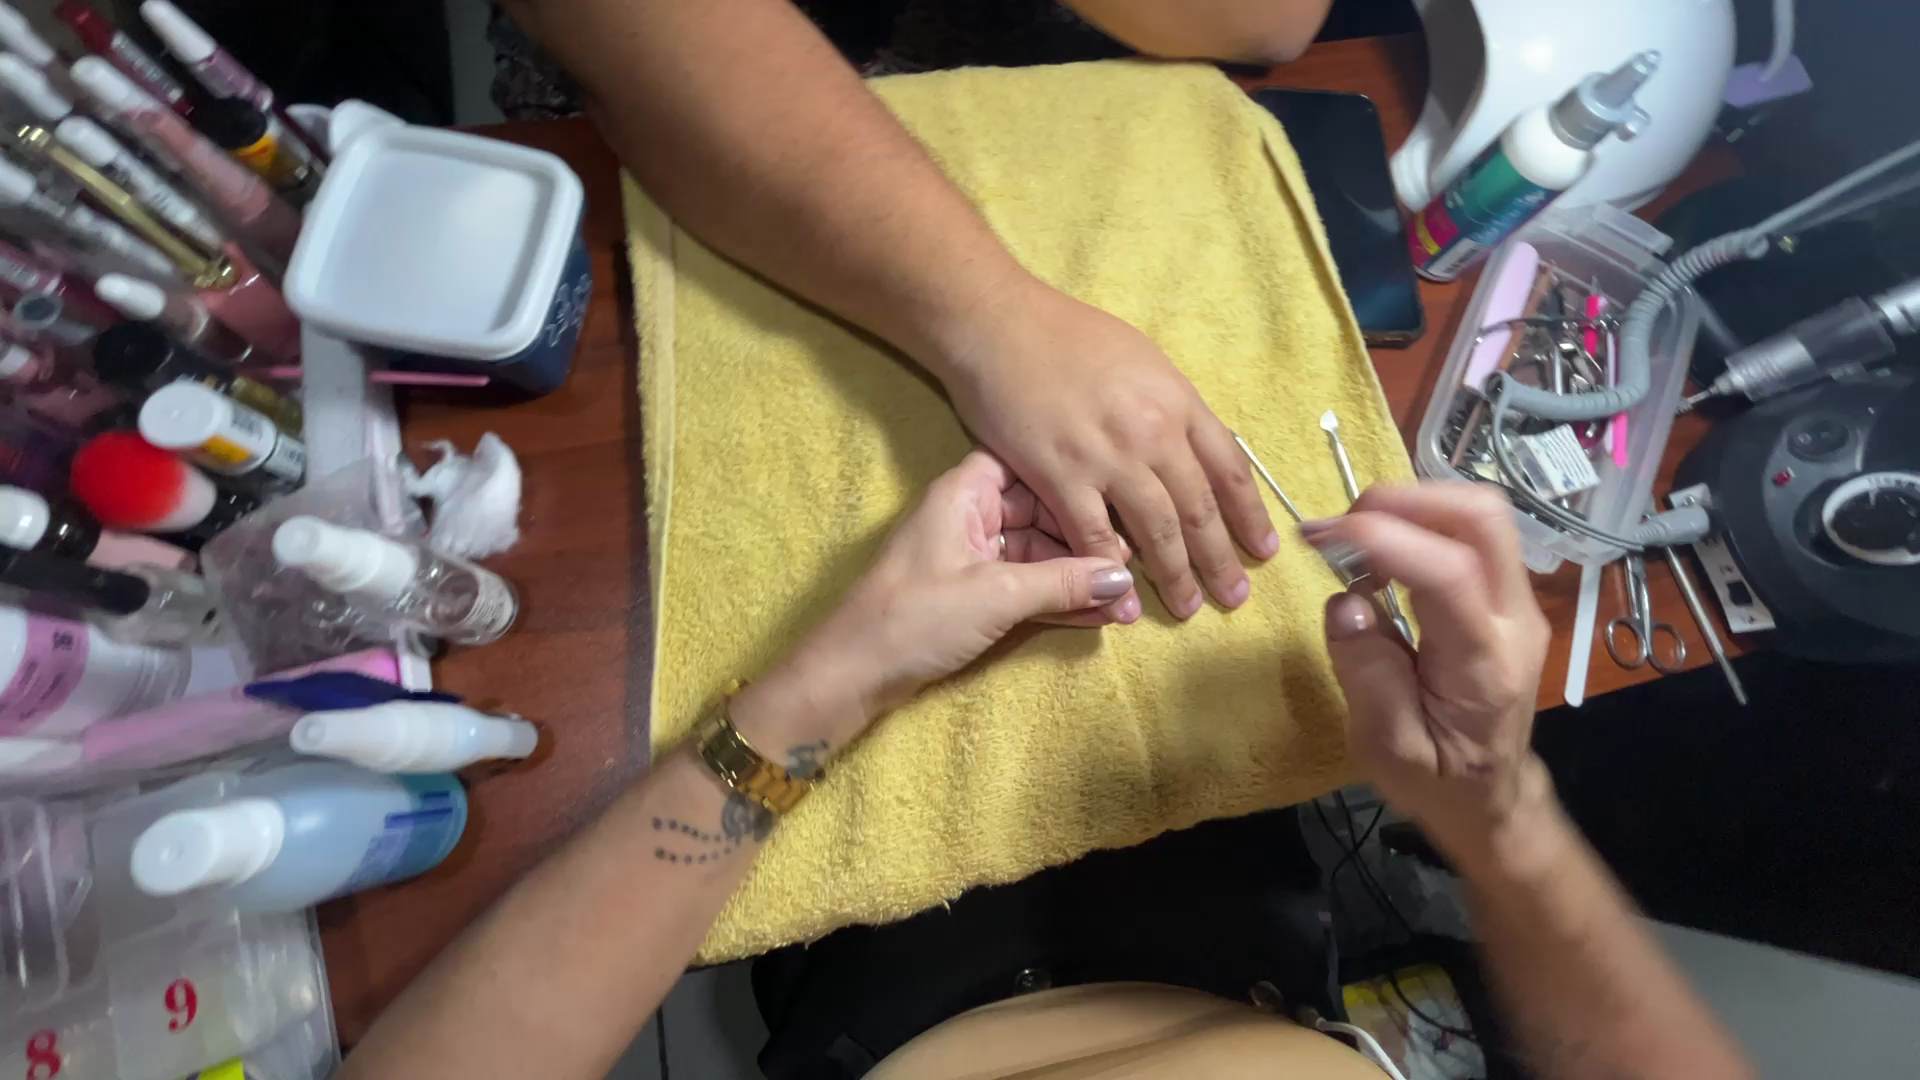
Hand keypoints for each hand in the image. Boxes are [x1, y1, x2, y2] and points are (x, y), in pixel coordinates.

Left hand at [770, 450, 1133, 743]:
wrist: (855, 674)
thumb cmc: (916, 617)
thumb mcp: (996, 595)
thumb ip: (1063, 582)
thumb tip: (1124, 578)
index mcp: (965, 493)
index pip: (1028, 465)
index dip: (1072, 479)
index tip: (1118, 500)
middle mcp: (971, 515)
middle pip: (1041, 514)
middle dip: (1086, 545)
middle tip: (1135, 570)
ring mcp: (973, 556)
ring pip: (1038, 555)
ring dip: (1078, 580)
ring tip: (1127, 605)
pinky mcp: (974, 593)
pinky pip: (1027, 585)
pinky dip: (1057, 599)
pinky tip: (1099, 616)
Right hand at [937, 285, 1278, 621]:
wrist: (999, 324)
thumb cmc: (1066, 334)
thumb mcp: (1139, 359)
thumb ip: (1167, 406)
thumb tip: (1187, 445)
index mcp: (1177, 400)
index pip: (1229, 468)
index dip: (1249, 515)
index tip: (1262, 549)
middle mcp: (1152, 432)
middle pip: (1199, 508)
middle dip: (1221, 559)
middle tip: (1235, 597)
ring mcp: (1107, 456)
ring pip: (1156, 529)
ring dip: (1175, 575)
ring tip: (1190, 608)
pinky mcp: (1059, 474)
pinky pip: (1091, 533)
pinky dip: (1108, 568)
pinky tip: (1122, 598)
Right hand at [1303, 483, 1552, 861]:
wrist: (1491, 795)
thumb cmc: (1436, 778)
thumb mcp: (1387, 748)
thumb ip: (1367, 675)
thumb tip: (1345, 602)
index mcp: (1485, 663)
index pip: (1449, 573)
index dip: (1383, 538)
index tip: (1317, 536)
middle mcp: (1513, 618)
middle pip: (1481, 518)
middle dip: (1403, 500)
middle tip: (1338, 528)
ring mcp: (1513, 601)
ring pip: (1477, 514)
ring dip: (1407, 506)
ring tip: (1349, 539)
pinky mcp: (1499, 594)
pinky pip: (1465, 532)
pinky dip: (1413, 522)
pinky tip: (1373, 553)